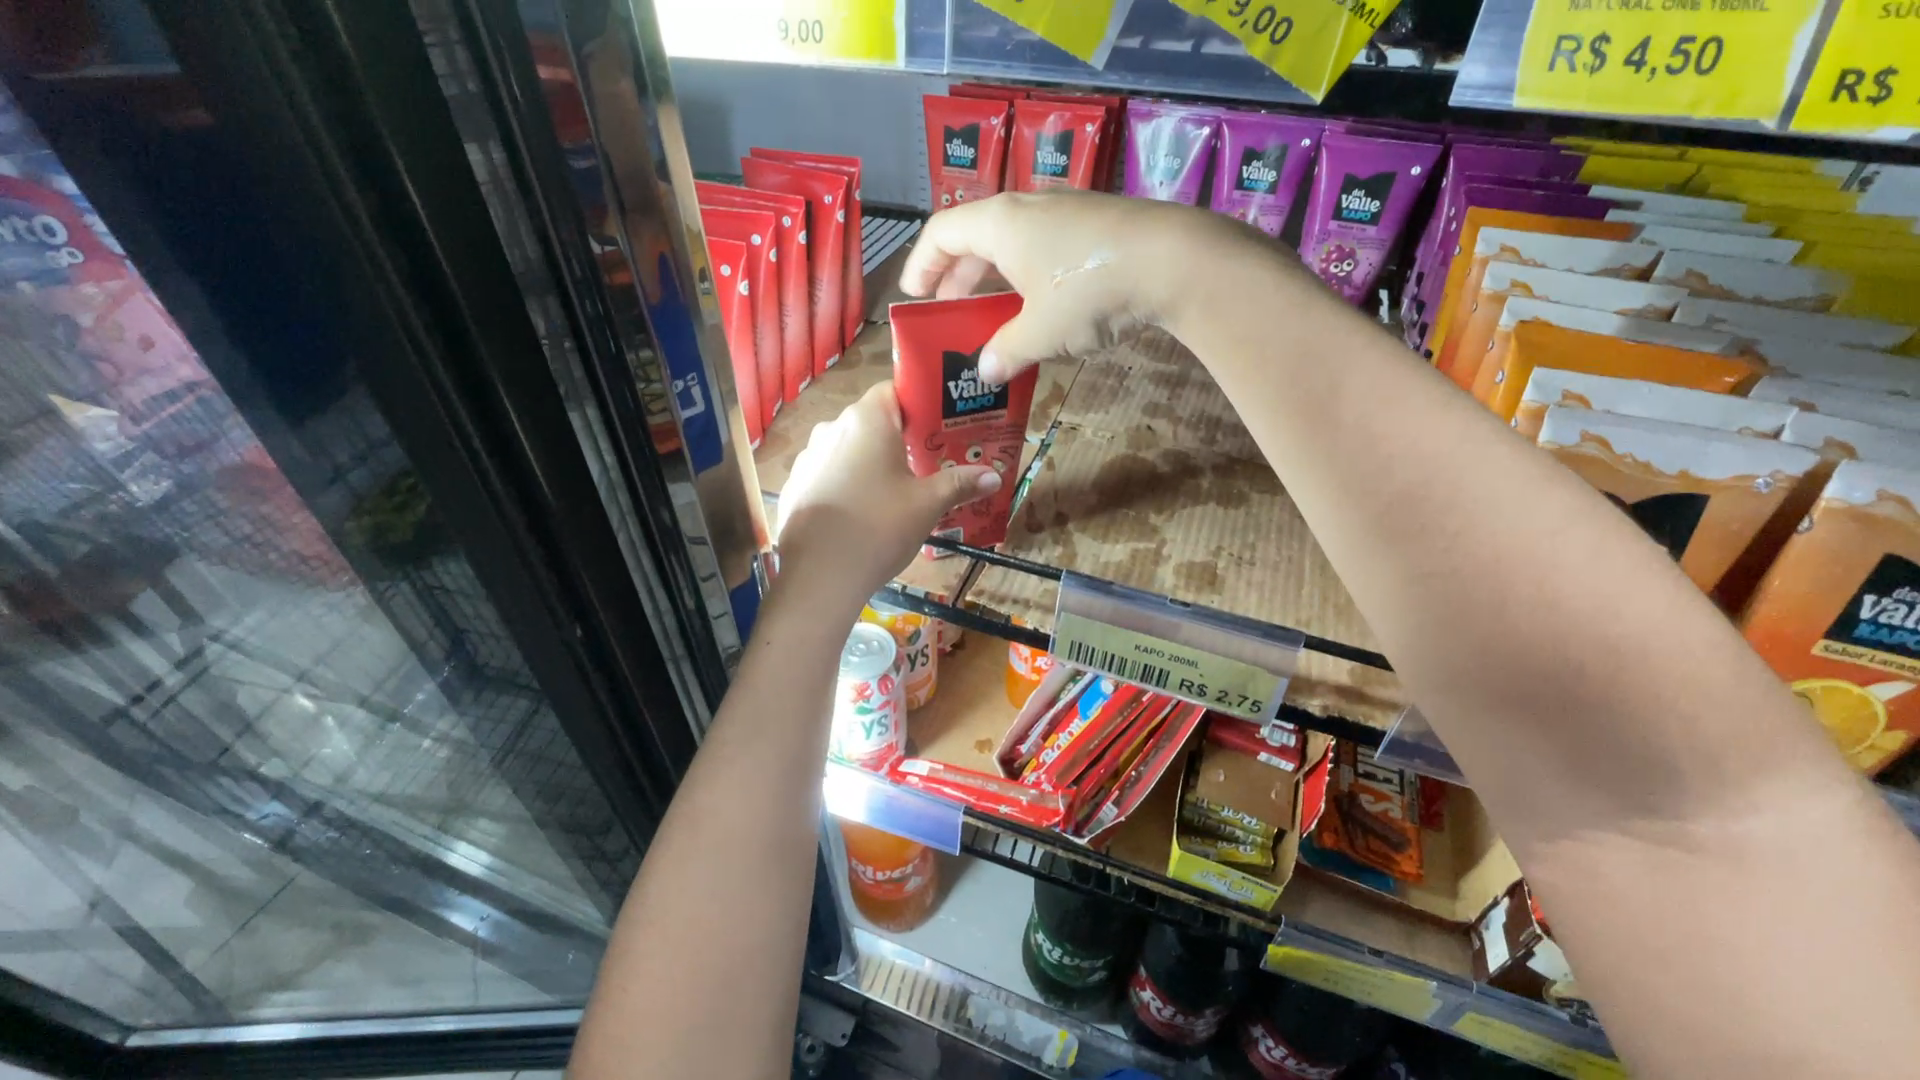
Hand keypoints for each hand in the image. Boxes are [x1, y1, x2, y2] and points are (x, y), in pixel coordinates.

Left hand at [776, 381, 1000, 605]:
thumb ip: (960, 483)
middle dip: (900, 438)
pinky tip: (863, 512)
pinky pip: (830, 473)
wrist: (818, 576)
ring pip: (850, 449)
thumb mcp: (927, 505)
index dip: (920, 405)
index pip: (895, 390)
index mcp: (867, 419)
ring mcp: (809, 456)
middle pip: (873, 421)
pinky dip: (848, 484)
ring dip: (872, 462)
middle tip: (928, 463)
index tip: (941, 429)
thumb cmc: (879, 528)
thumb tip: (994, 476)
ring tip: (897, 492)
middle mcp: (832, 427)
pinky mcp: (796, 485)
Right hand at [898, 190, 1269, 383]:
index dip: (922, 264)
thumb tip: (985, 372)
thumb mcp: (1040, 333)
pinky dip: (1029, 274)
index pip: (941, 233)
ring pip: (1014, 242)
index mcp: (999, 223)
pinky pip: (1045, 246)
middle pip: (976, 236)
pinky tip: (1042, 305)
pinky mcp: (1096, 223)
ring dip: (996, 277)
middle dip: (958, 276)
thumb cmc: (1088, 292)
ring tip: (993, 313)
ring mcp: (1065, 211)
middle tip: (950, 311)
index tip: (914, 296)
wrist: (1175, 260)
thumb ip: (1005, 351)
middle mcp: (1027, 207)